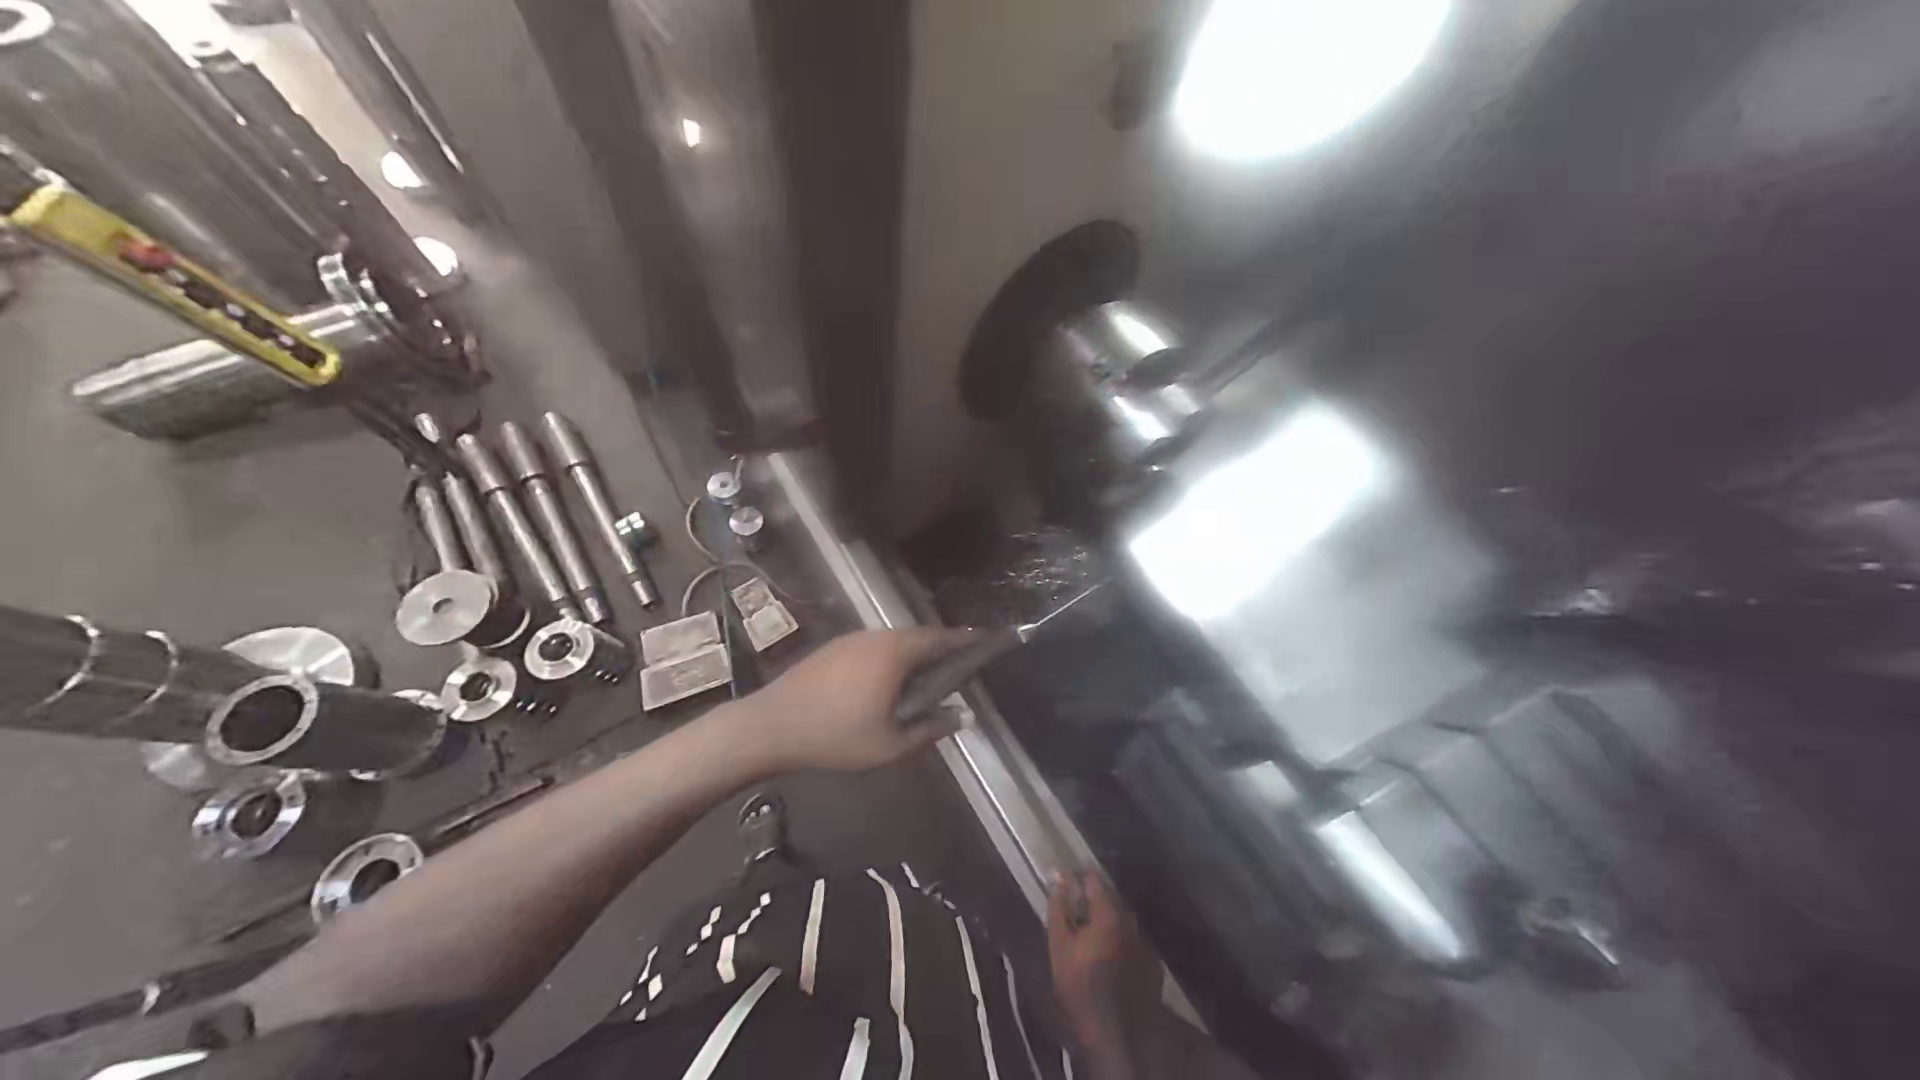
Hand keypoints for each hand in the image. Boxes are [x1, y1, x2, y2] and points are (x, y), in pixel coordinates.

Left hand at [742, 627, 976, 771]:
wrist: (770, 726)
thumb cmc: (836, 736)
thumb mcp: (891, 745)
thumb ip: (932, 728)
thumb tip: (966, 714)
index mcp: (896, 652)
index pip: (942, 638)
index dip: (966, 641)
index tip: (986, 644)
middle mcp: (876, 636)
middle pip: (918, 637)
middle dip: (941, 650)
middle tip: (957, 669)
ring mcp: (851, 639)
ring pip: (894, 641)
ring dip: (913, 655)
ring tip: (925, 678)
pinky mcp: (832, 648)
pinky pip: (873, 647)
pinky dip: (890, 658)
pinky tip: (885, 682)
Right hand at [1049, 870, 1161, 1068]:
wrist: (1117, 1034)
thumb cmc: (1081, 986)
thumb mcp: (1059, 947)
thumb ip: (1058, 911)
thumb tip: (1057, 883)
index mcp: (1108, 913)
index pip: (1095, 879)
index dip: (1080, 876)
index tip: (1068, 878)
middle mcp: (1131, 921)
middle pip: (1111, 897)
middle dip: (1094, 897)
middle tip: (1076, 906)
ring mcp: (1145, 942)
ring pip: (1123, 919)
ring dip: (1108, 918)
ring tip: (1091, 932)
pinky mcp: (1153, 964)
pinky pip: (1133, 940)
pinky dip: (1121, 939)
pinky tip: (1109, 955)